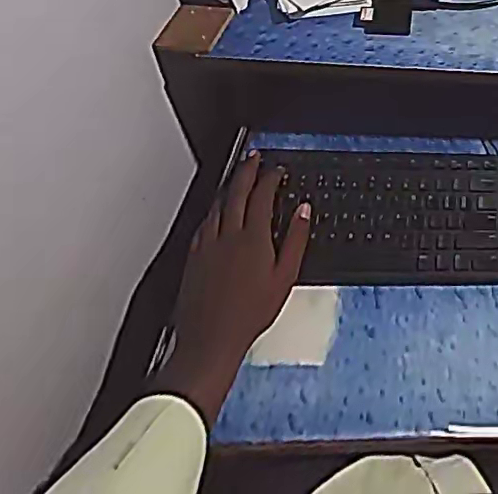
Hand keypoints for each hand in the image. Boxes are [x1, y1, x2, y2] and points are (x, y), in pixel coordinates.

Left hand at [150, 152, 310, 421]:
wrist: (210, 340)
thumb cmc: (249, 314)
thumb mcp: (284, 278)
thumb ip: (295, 240)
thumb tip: (303, 211)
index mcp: (253, 237)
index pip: (262, 195)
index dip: (270, 177)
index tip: (276, 170)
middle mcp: (228, 234)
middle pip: (237, 190)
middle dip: (247, 169)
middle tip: (254, 157)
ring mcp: (208, 243)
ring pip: (218, 202)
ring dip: (230, 184)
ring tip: (238, 176)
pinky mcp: (194, 254)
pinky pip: (205, 220)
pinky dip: (214, 207)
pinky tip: (217, 209)